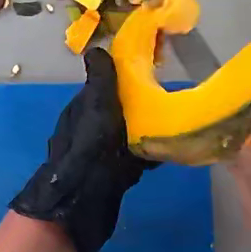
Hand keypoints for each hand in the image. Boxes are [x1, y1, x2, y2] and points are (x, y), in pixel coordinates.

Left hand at [10, 49, 157, 251]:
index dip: (125, 80)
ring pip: (123, 136)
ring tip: (169, 128)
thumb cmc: (91, 149)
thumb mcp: (97, 107)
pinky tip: (162, 156)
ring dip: (143, 132)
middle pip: (116, 112)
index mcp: (80, 110)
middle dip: (138, 107)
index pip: (104, 88)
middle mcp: (85, 131)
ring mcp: (94, 156)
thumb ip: (100, 80)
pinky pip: (129, 160)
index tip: (151, 75)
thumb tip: (95, 49)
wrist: (81, 202)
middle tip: (166, 103)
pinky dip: (144, 156)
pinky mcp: (106, 178)